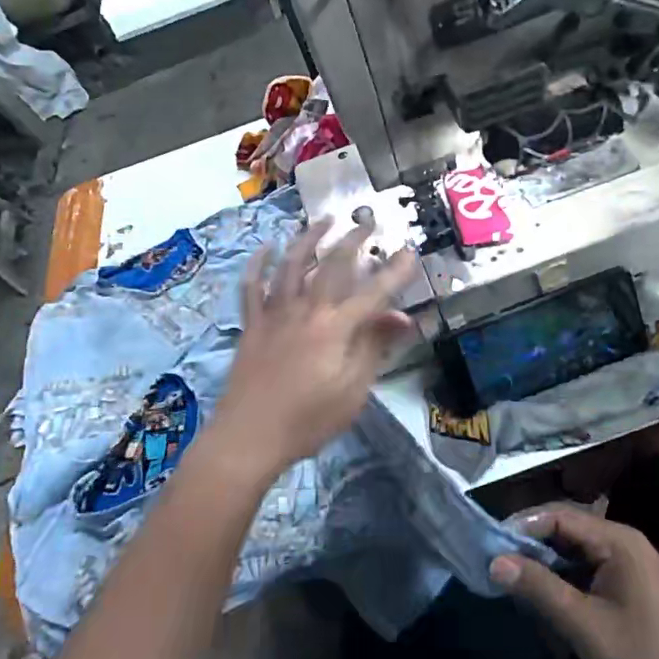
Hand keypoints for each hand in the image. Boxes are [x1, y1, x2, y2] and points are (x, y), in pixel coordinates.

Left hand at [210, 217, 418, 475]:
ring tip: (323, 220)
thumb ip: (375, 348)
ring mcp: (274, 315)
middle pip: (332, 265)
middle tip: (368, 221)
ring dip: (309, 238)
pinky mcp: (252, 326)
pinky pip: (253, 287)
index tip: (410, 250)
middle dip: (353, 239)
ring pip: (292, 265)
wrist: (247, 439)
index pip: (373, 291)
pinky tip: (267, 248)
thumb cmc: (308, 420)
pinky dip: (259, 264)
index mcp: (335, 328)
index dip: (395, 270)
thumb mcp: (353, 391)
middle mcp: (305, 311)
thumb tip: (402, 317)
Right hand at [490, 504, 658, 658]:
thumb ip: (539, 589)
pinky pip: (589, 576)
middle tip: (496, 574)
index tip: (487, 546)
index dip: (521, 527)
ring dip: (548, 577)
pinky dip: (567, 590)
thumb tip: (495, 561)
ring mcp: (630, 565)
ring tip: (519, 597)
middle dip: (532, 554)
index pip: (559, 516)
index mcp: (618, 539)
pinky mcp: (631, 588)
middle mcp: (624, 542)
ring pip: (575, 557)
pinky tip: (551, 614)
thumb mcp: (584, 627)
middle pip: (566, 534)